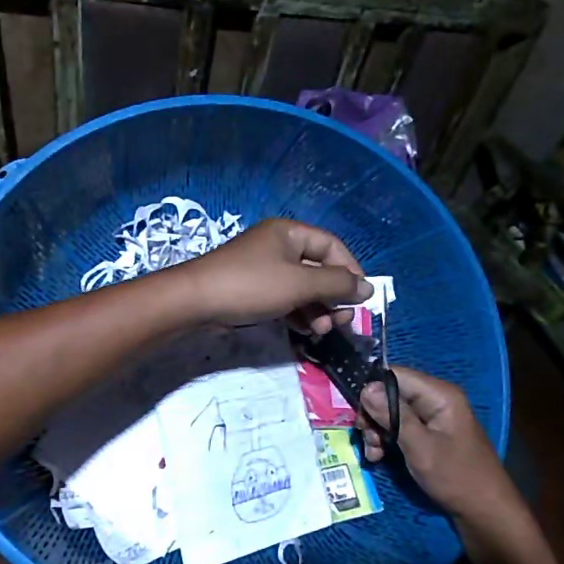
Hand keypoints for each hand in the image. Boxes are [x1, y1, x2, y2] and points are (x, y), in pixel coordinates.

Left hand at [176, 219, 371, 332]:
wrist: (194, 303)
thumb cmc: (250, 286)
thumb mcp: (300, 284)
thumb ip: (337, 285)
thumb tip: (368, 288)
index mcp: (290, 232)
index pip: (333, 246)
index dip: (351, 270)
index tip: (361, 298)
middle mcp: (279, 245)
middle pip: (319, 268)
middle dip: (333, 295)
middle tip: (340, 321)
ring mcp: (265, 268)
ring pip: (304, 287)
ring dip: (318, 309)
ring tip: (321, 330)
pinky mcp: (254, 289)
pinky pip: (287, 298)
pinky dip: (299, 313)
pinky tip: (306, 330)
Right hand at [359, 366, 518, 521]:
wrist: (484, 511)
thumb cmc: (455, 477)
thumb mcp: (420, 447)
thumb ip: (392, 416)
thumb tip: (366, 388)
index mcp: (439, 394)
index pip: (395, 375)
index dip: (372, 390)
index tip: (359, 416)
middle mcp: (435, 399)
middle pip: (391, 393)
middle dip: (373, 415)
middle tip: (367, 440)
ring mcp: (433, 417)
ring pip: (392, 411)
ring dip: (377, 431)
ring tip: (374, 454)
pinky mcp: (429, 433)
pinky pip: (401, 427)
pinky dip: (387, 440)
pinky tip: (379, 457)